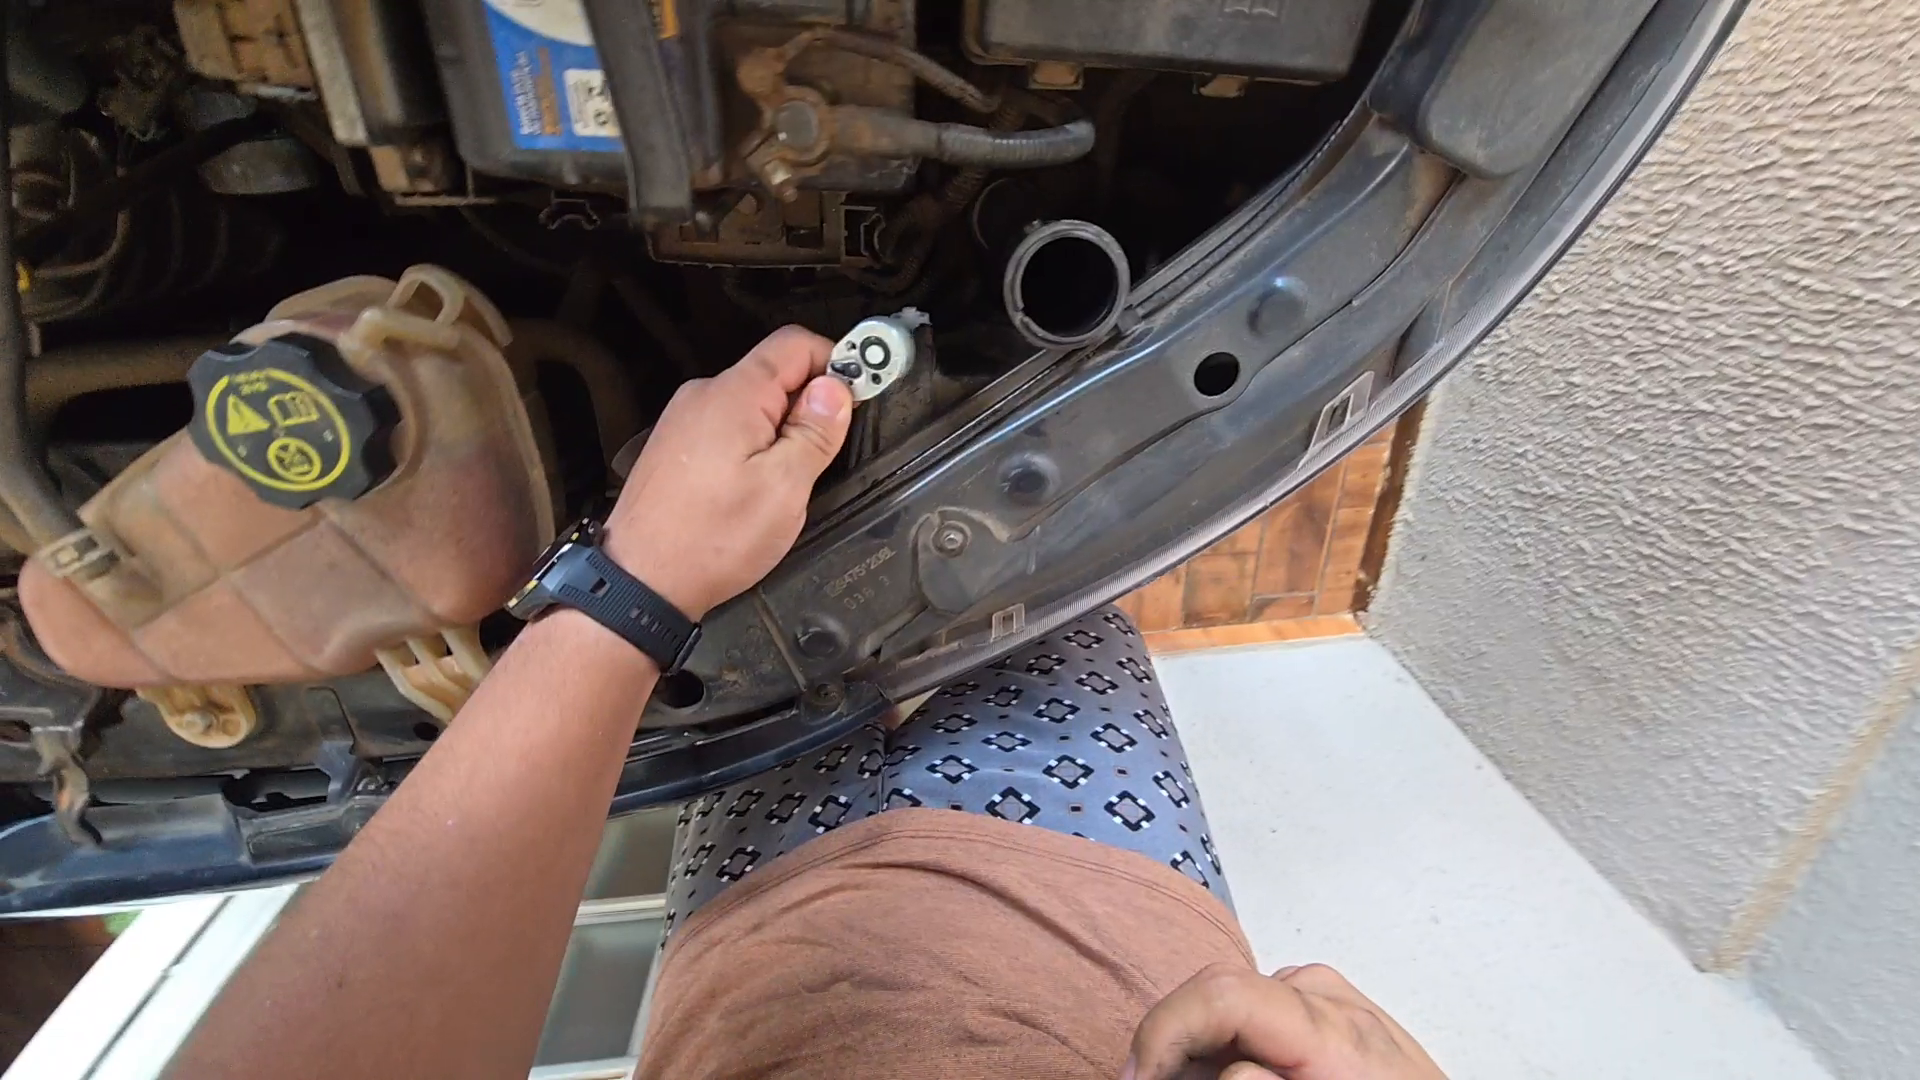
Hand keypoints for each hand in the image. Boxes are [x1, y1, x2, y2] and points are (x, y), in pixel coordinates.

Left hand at [602, 326, 852, 619]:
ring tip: (792, 478)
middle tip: (832, 447)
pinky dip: (756, 446)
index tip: (863, 391)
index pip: (795, 344)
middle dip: (813, 404)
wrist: (639, 582)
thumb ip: (815, 432)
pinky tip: (758, 487)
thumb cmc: (709, 540)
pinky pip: (730, 429)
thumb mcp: (784, 487)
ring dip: (784, 430)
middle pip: (775, 374)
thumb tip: (836, 390)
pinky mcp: (679, 448)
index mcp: (734, 395)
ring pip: (754, 406)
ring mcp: (686, 421)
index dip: (838, 362)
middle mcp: (704, 397)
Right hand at [1124, 963, 1446, 1079]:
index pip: (1223, 995)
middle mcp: (1328, 997)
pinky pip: (1260, 1016)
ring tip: (1185, 1078)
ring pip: (1233, 1004)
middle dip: (1174, 1042)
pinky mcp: (1332, 1010)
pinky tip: (1227, 1074)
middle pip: (1217, 993)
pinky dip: (1231, 1047)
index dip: (1165, 1032)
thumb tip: (1212, 1069)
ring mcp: (1331, 998)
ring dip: (1201, 1048)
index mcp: (1335, 1031)